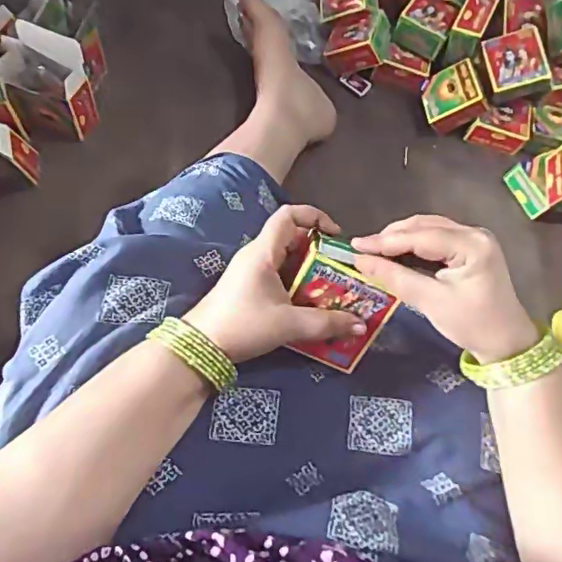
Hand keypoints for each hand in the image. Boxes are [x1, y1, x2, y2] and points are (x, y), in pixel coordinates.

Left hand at [183, 205, 365, 362]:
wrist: (201, 346)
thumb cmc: (243, 325)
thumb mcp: (289, 324)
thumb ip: (327, 323)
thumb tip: (360, 325)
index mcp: (263, 252)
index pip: (289, 215)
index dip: (315, 217)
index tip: (335, 235)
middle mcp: (256, 256)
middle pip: (291, 237)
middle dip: (318, 250)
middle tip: (338, 269)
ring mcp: (250, 271)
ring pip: (285, 259)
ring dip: (308, 269)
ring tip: (330, 288)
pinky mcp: (247, 287)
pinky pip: (277, 275)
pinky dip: (296, 282)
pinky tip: (309, 303)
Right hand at [350, 215, 538, 362]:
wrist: (506, 344)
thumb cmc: (472, 324)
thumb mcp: (431, 301)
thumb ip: (395, 277)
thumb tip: (361, 261)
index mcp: (472, 245)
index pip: (420, 236)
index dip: (385, 240)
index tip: (356, 245)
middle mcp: (475, 234)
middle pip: (424, 226)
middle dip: (392, 236)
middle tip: (363, 248)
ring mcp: (475, 239)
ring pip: (429, 229)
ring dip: (401, 238)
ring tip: (375, 250)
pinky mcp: (471, 249)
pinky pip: (436, 238)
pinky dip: (414, 244)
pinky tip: (396, 252)